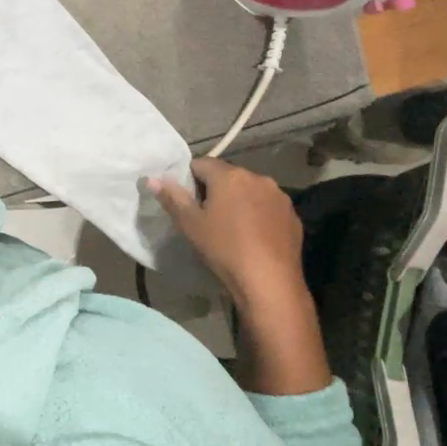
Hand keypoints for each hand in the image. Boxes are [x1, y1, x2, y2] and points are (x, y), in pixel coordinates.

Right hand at [147, 159, 328, 395]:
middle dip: (216, 191)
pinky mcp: (292, 215)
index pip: (201, 164)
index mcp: (229, 176)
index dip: (189, 180)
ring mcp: (279, 196)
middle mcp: (257, 178)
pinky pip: (268, 207)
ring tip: (232, 230)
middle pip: (228, 176)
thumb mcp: (189, 225)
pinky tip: (253, 238)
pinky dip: (258, 215)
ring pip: (250, 191)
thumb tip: (153, 178)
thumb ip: (171, 197)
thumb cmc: (223, 248)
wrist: (269, 281)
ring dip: (239, 202)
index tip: (188, 203)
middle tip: (207, 219)